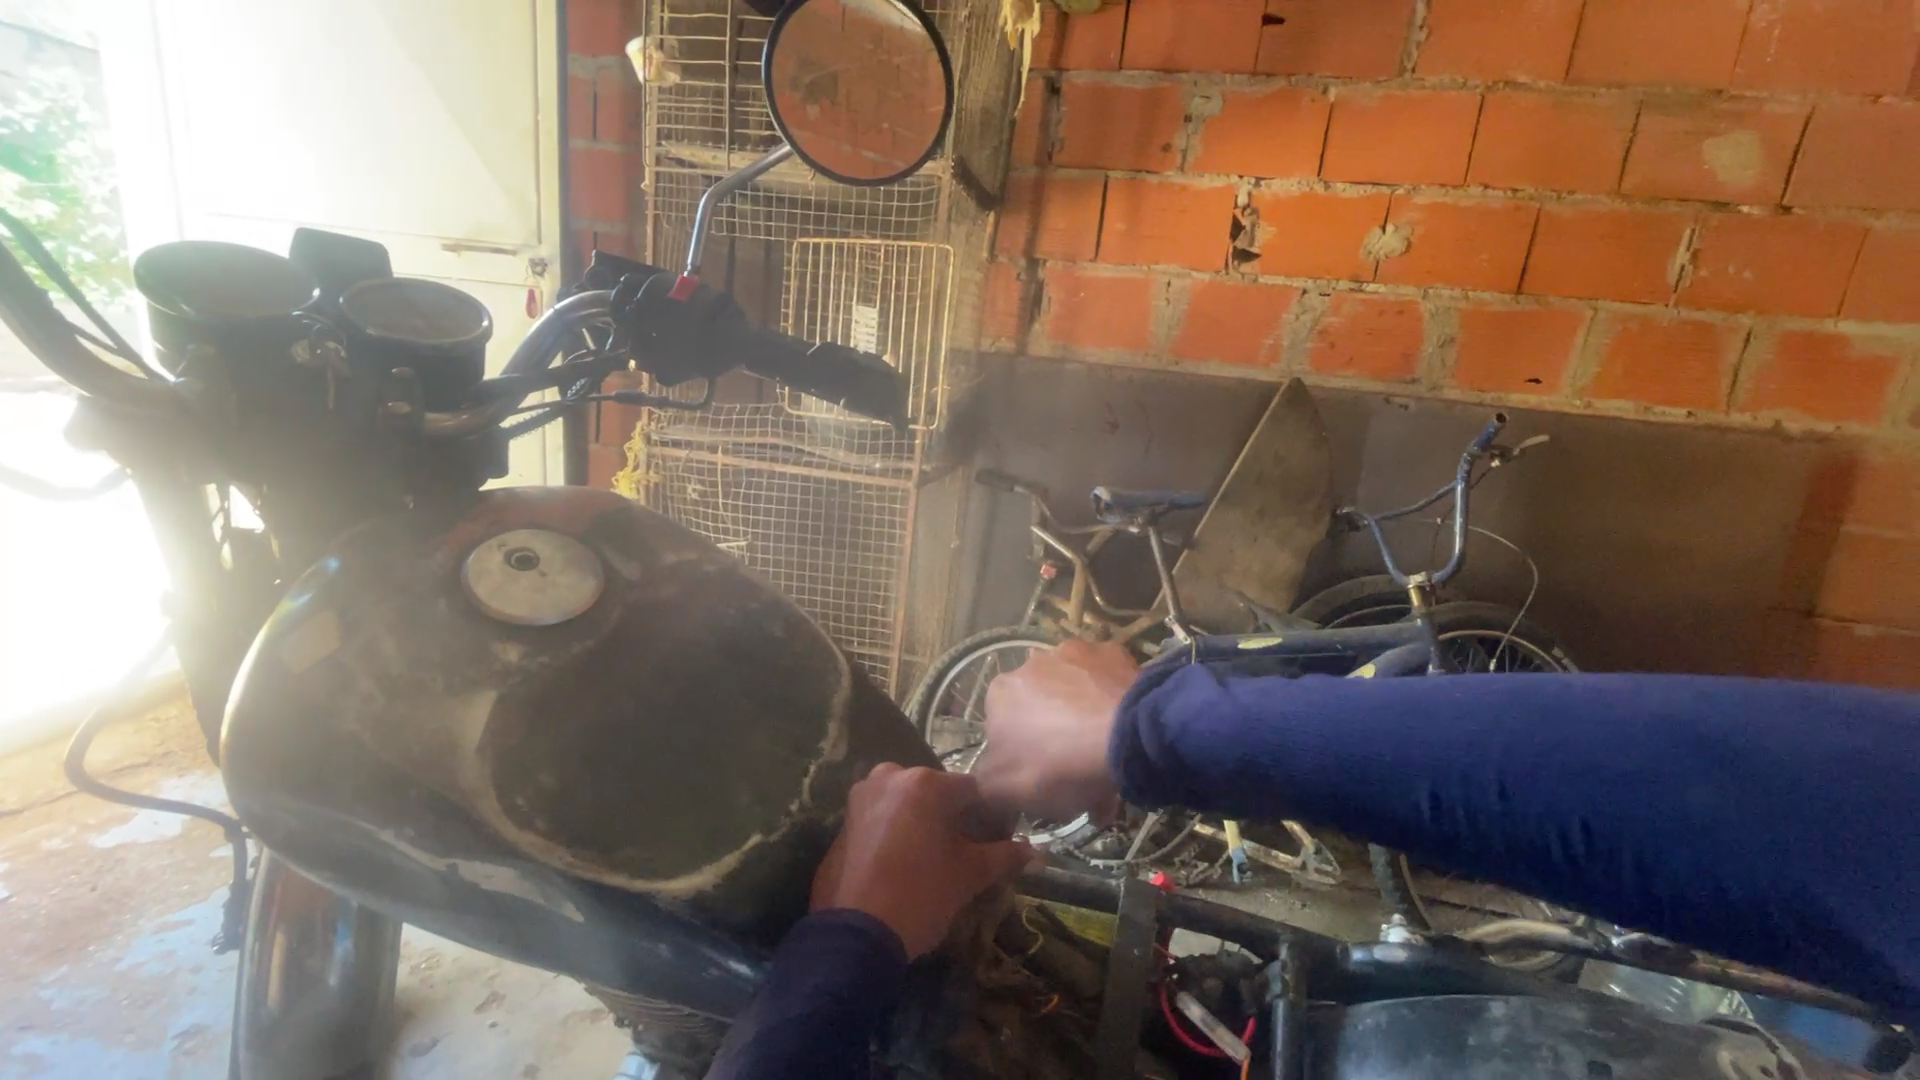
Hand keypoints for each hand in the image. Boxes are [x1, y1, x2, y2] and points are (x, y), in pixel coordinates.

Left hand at [811, 764, 1034, 956]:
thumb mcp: (969, 875)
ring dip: (923, 821)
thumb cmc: (921, 895)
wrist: (854, 936)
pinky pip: (882, 815)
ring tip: (935, 859)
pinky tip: (904, 862)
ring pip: (907, 802)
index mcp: (925, 783)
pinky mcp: (844, 820)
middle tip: (966, 852)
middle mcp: (891, 776)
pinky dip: (897, 830)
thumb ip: (1005, 856)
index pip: (972, 790)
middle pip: (936, 792)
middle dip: (953, 817)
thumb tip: (1038, 853)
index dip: (989, 815)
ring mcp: (862, 796)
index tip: (996, 840)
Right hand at [976, 639, 1137, 821]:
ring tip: (1106, 755)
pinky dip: (1111, 700)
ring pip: (1074, 690)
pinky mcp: (1113, 652)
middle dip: (1053, 733)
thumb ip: (985, 781)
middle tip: (1075, 772)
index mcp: (1000, 692)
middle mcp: (1031, 662)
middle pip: (1039, 705)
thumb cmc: (1057, 764)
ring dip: (1082, 716)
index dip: (1019, 754)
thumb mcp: (1003, 791)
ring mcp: (1075, 652)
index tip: (1040, 779)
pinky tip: (1126, 729)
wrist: (1126, 738)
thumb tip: (990, 775)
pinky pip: (1106, 681)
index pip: (1001, 725)